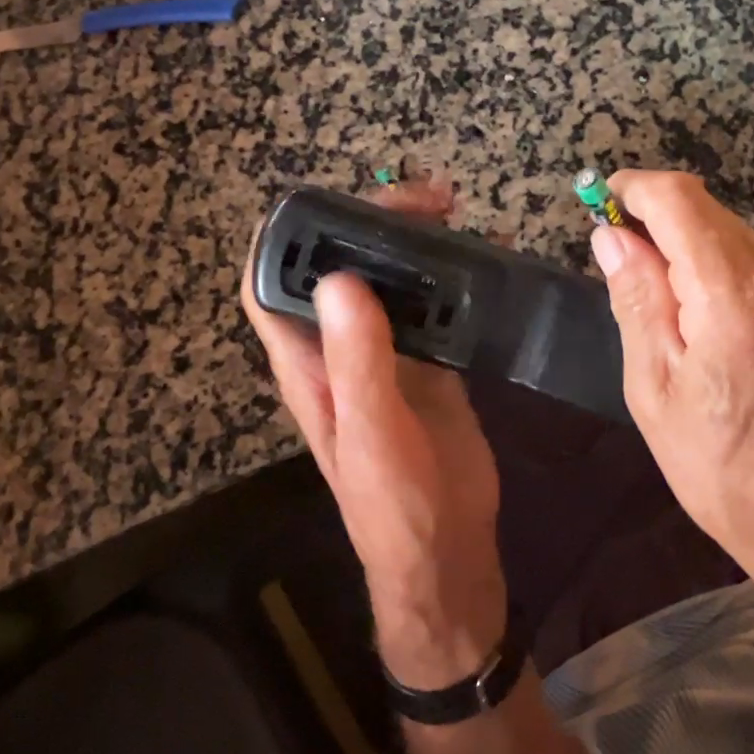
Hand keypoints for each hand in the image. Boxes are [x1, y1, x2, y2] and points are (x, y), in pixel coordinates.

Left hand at [241, 180, 504, 687]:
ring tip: (453, 211)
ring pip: (388, 280)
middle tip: (427, 200)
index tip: (344, 203)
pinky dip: (450, 277)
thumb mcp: (372, 434)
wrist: (447, 553)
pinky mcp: (429, 365)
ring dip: (412, 242)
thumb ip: (357, 361)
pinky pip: (434, 307)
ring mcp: (387, 354)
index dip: (291, 235)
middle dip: (370, 222)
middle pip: (338, 266)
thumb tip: (339, 278)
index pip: (273, 281)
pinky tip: (480, 256)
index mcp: (308, 362)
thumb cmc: (395, 506)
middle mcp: (340, 349)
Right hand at [589, 171, 753, 622]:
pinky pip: (746, 258)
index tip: (598, 204)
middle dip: (653, 218)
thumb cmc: (715, 461)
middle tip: (613, 259)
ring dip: (679, 241)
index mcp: (732, 291)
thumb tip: (611, 237)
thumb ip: (636, 298)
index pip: (679, 200)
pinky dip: (707, 262)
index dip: (633, 190)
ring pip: (725, 230)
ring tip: (647, 292)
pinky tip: (688, 307)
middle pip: (704, 209)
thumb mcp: (654, 384)